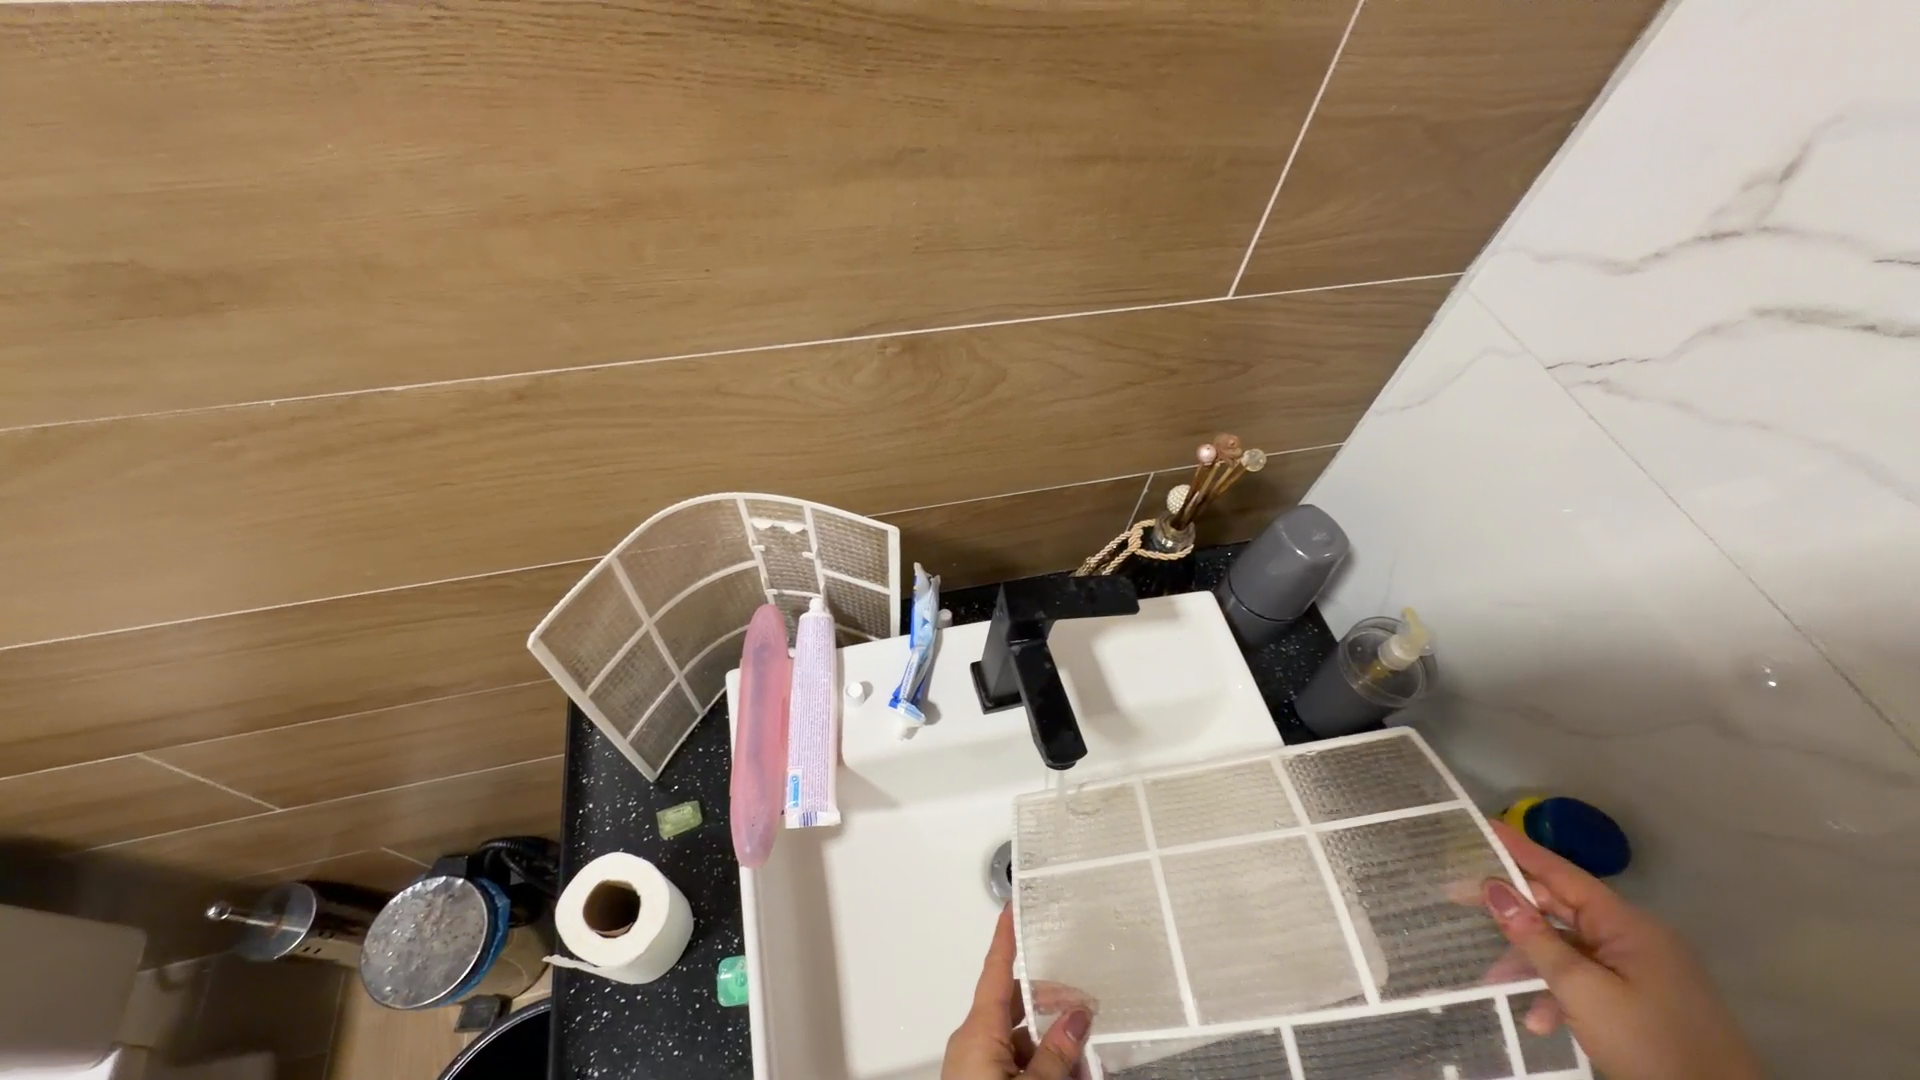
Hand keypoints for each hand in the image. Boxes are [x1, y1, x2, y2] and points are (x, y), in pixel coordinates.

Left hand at [943, 906, 1092, 1079]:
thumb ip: (1056, 1051)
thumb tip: (1079, 1015)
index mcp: (977, 1030)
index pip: (995, 970)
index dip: (1005, 937)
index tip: (1011, 906)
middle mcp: (971, 1040)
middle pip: (1013, 1003)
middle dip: (1049, 1001)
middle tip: (1086, 1005)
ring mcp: (973, 1064)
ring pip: (1016, 1036)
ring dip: (1049, 1039)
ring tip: (1087, 1054)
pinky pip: (1011, 1059)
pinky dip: (1038, 1059)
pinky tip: (1069, 1071)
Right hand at [1483, 820, 1765, 1079]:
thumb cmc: (1649, 1042)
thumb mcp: (1581, 990)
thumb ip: (1535, 937)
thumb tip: (1493, 888)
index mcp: (1627, 925)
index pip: (1562, 873)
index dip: (1521, 850)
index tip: (1483, 827)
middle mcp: (1635, 938)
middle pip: (1562, 910)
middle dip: (1515, 915)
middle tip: (1461, 901)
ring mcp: (1642, 970)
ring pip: (1571, 950)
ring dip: (1534, 965)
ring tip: (1497, 984)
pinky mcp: (1644, 1000)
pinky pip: (1589, 980)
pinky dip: (1560, 994)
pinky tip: (1542, 1020)